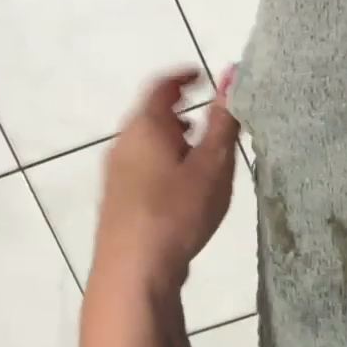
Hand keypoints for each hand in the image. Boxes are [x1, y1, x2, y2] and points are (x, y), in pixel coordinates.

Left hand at [90, 69, 240, 302]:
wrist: (133, 271)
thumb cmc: (177, 211)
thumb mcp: (213, 164)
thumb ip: (224, 119)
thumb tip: (232, 74)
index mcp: (145, 126)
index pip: (162, 86)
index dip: (185, 77)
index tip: (206, 77)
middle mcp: (123, 143)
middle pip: (152, 114)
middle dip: (183, 111)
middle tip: (213, 120)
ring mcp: (114, 172)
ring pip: (147, 142)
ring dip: (174, 139)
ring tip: (204, 155)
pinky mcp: (116, 198)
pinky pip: (142, 164)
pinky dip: (164, 160)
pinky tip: (183, 187)